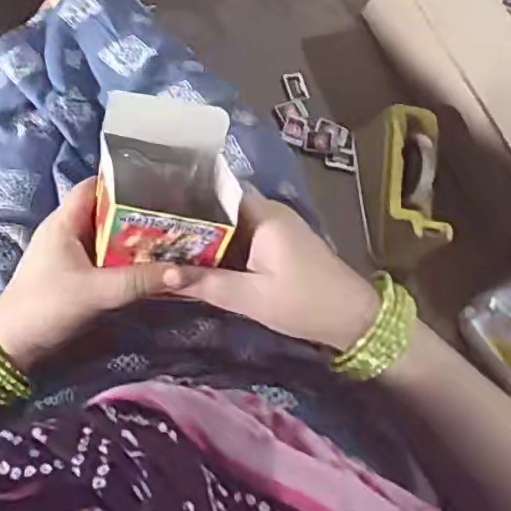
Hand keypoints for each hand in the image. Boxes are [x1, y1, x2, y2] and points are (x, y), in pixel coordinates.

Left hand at [0, 176, 195, 367]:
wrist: (12, 346)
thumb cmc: (46, 306)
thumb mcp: (96, 292)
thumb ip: (140, 280)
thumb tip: (185, 272)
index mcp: (64, 222)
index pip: (94, 186)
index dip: (122, 181)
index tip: (156, 186)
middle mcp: (66, 231)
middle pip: (105, 211)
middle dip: (136, 212)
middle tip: (172, 215)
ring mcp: (68, 254)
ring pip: (106, 236)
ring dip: (133, 238)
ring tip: (169, 237)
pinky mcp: (72, 274)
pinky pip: (103, 257)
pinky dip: (123, 258)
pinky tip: (148, 265)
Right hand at [170, 189, 380, 351]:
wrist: (353, 318)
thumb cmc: (303, 303)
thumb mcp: (251, 298)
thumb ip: (206, 284)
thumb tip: (163, 275)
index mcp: (264, 215)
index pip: (218, 191)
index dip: (188, 198)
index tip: (159, 209)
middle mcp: (271, 211)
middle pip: (222, 207)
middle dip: (193, 220)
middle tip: (156, 231)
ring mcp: (278, 225)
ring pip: (232, 222)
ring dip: (208, 235)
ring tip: (170, 243)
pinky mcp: (281, 240)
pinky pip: (244, 234)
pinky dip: (224, 245)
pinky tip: (202, 258)